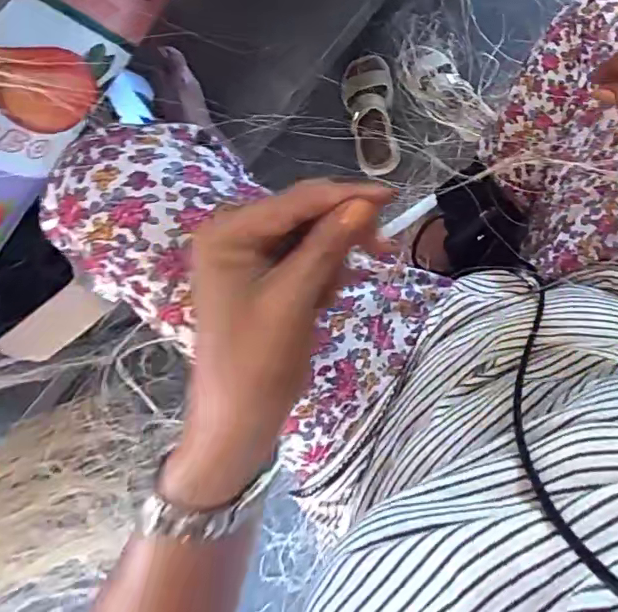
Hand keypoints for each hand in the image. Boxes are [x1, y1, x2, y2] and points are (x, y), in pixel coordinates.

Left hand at [161, 180, 393, 508]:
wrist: (236, 423)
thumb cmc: (255, 363)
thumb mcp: (294, 298)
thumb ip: (327, 246)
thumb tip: (365, 204)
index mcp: (227, 231)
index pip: (295, 200)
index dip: (344, 194)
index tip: (390, 196)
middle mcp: (233, 231)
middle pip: (303, 213)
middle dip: (340, 232)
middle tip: (383, 249)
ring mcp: (246, 251)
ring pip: (308, 234)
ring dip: (331, 258)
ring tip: (329, 297)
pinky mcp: (260, 271)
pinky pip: (303, 255)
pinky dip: (321, 272)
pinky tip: (321, 301)